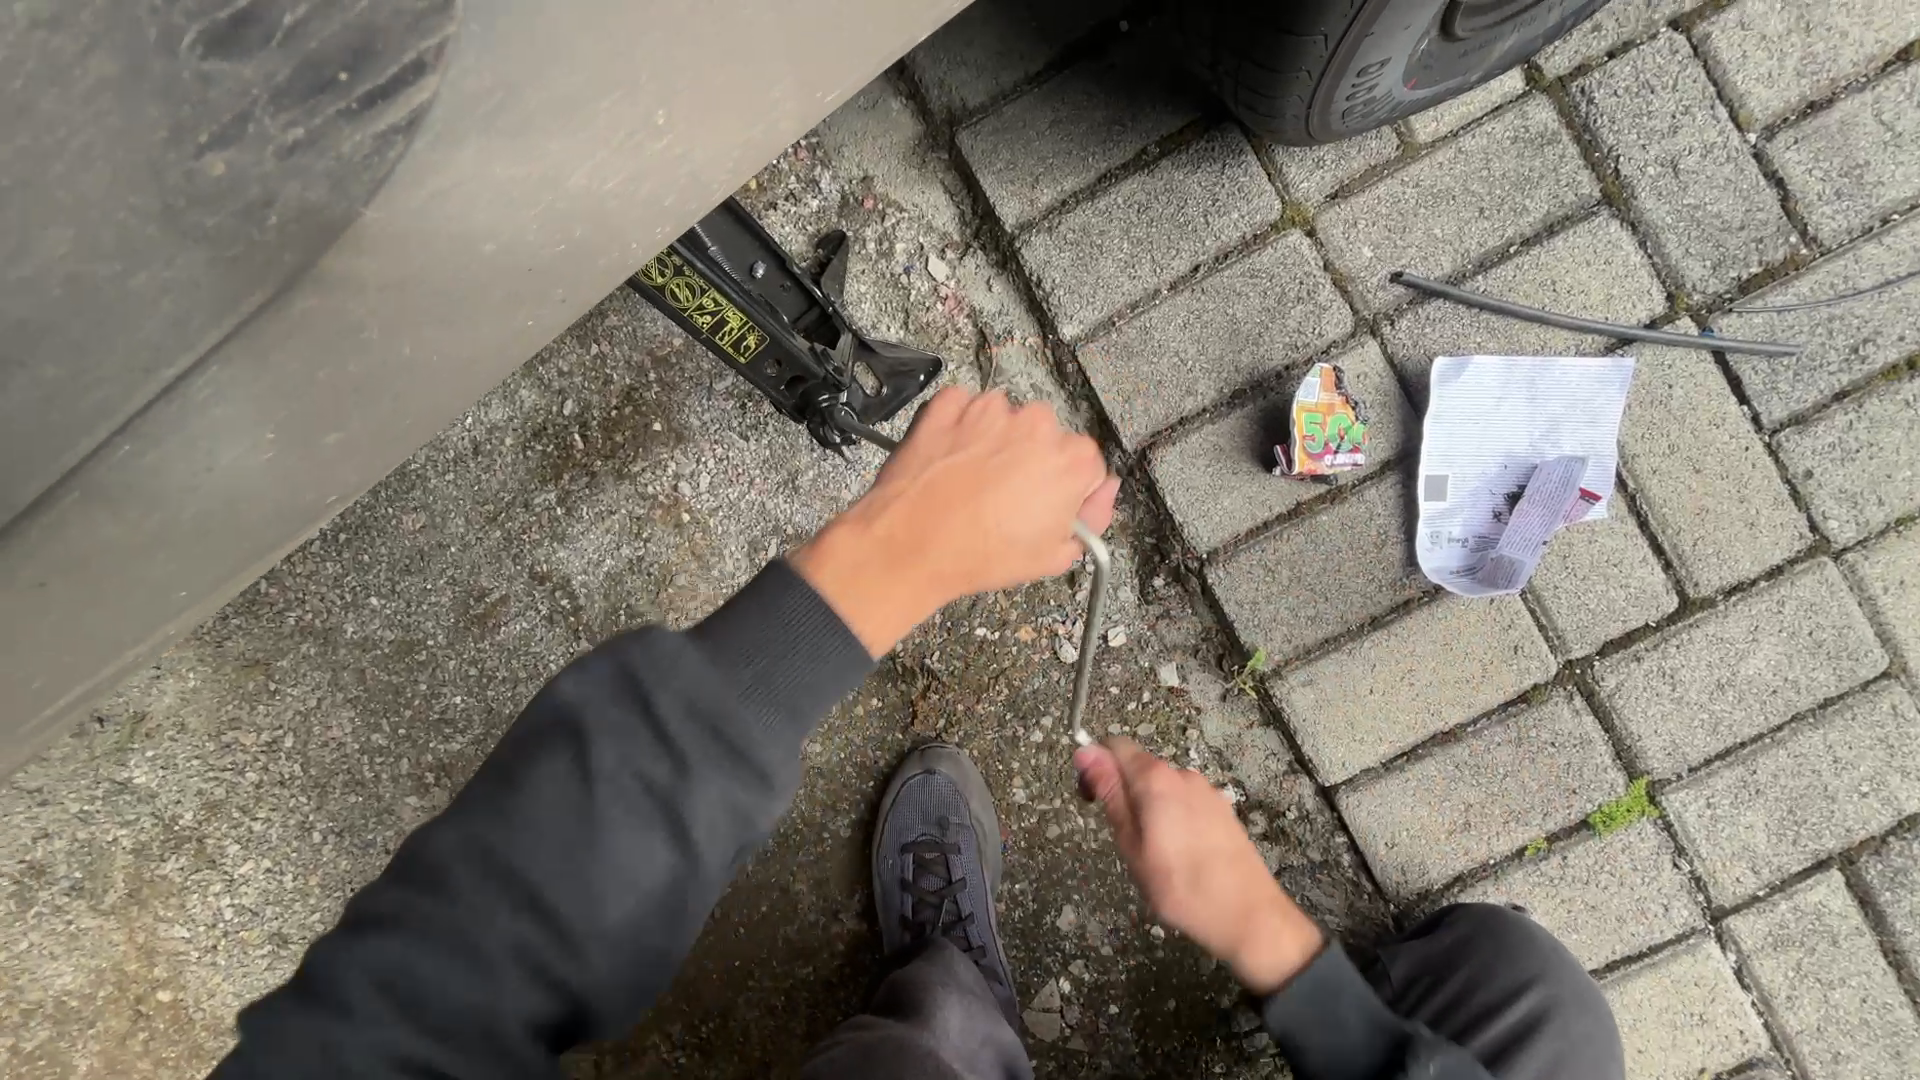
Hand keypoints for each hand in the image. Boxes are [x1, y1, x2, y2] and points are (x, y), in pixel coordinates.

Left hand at [790, 387, 1118, 656]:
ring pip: (1003, 419)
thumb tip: (1104, 491)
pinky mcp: (950, 405)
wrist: (913, 544)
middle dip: (1028, 459)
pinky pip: (962, 406)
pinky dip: (958, 426)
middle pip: (1044, 437)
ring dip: (993, 440)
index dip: (1064, 487)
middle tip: (1003, 497)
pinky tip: (950, 460)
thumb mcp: (1054, 556)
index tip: (1044, 504)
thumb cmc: (981, 554)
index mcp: (1072, 460)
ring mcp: (991, 410)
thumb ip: (1093, 518)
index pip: (1085, 463)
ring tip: (971, 481)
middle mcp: (1037, 424)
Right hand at [1075, 739, 1324, 994]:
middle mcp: (1183, 774)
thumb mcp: (1131, 844)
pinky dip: (1174, 817)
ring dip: (1150, 808)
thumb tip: (1085, 750)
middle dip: (1124, 794)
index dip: (1096, 767)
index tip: (1092, 802)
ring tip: (1156, 854)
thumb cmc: (1180, 886)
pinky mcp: (1223, 809)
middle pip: (1140, 768)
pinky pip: (1186, 802)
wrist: (1250, 917)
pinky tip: (1183, 855)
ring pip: (1163, 788)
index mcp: (1156, 779)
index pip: (1115, 746)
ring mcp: (1207, 791)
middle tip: (1126, 841)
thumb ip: (1109, 793)